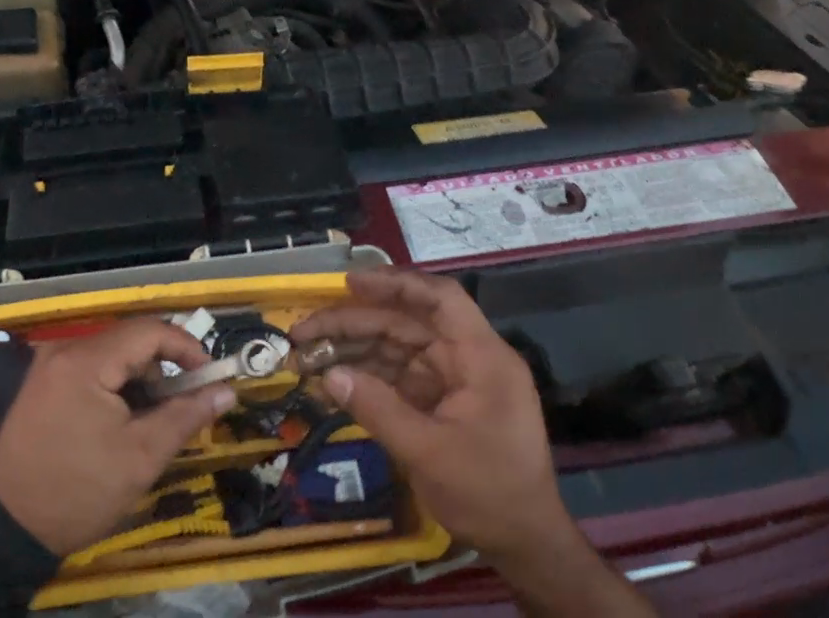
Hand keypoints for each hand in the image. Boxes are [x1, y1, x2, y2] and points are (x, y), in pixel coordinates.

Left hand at [0, 318, 237, 555]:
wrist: (7, 528)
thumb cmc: (79, 492)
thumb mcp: (141, 457)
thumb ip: (185, 416)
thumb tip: (226, 390)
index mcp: (84, 361)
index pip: (148, 331)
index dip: (186, 348)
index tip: (210, 377)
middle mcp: (61, 351)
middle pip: (128, 342)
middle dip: (163, 370)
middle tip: (183, 408)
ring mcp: (45, 368)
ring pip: (109, 357)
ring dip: (139, 381)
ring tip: (152, 422)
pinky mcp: (38, 386)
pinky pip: (88, 371)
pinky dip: (113, 388)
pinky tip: (121, 424)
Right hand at [291, 267, 571, 564]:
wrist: (525, 545)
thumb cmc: (488, 493)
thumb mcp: (428, 452)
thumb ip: (377, 408)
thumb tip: (328, 375)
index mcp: (481, 358)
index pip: (440, 299)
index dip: (395, 283)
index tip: (349, 283)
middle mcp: (468, 359)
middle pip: (407, 323)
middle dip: (354, 324)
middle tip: (303, 332)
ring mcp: (455, 382)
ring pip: (397, 349)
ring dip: (353, 351)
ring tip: (306, 357)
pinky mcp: (442, 404)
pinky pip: (399, 378)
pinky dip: (366, 378)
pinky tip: (331, 382)